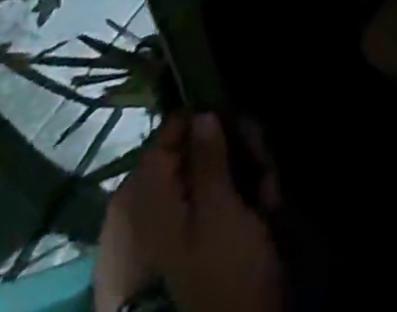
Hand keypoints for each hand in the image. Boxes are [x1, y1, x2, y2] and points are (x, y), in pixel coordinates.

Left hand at [94, 113, 283, 311]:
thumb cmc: (211, 280)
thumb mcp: (221, 212)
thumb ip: (209, 159)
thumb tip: (201, 115)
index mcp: (141, 191)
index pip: (176, 129)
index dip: (218, 126)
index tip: (253, 137)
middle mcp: (129, 211)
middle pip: (187, 163)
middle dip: (233, 164)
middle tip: (267, 179)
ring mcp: (133, 246)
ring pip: (191, 194)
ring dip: (233, 194)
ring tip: (265, 210)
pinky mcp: (144, 275)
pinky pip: (183, 228)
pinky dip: (216, 223)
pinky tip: (248, 234)